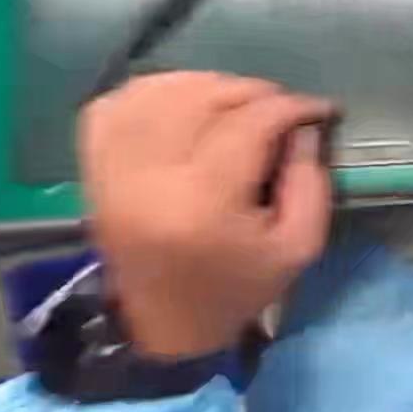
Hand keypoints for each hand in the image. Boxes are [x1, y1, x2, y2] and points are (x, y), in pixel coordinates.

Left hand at [78, 72, 334, 359]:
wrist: (167, 325)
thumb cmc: (240, 287)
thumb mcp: (300, 245)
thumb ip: (310, 180)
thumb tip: (303, 127)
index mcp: (202, 206)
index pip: (247, 126)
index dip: (290, 108)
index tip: (318, 109)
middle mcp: (146, 180)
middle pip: (200, 100)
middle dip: (252, 92)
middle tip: (281, 107)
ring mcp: (111, 173)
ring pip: (155, 94)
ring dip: (206, 86)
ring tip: (237, 102)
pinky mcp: (94, 172)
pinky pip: (112, 107)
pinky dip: (152, 92)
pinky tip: (185, 102)